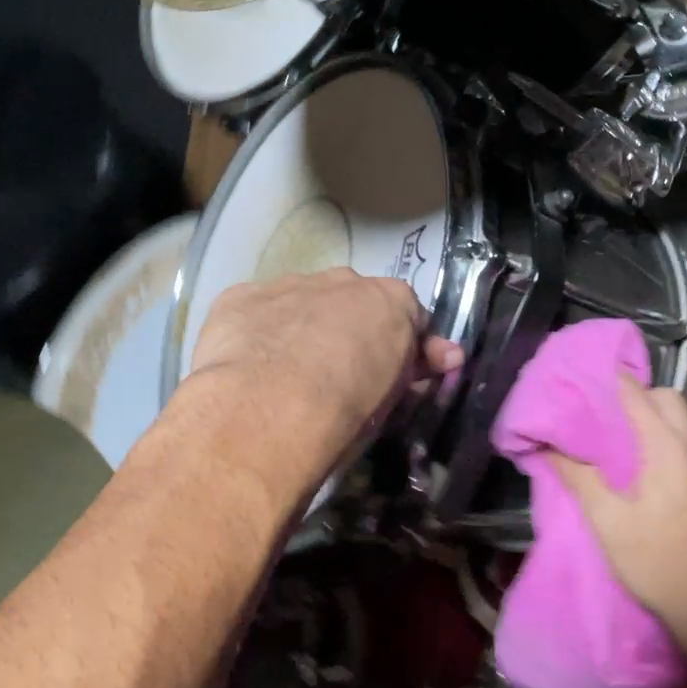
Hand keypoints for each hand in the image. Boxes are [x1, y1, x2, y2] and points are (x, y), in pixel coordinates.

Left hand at [178, 269, 461, 494]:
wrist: (270, 408)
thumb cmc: (350, 406)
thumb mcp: (398, 393)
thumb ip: (418, 366)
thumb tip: (447, 356)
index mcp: (392, 299)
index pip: (410, 316)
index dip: (408, 346)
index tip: (405, 375)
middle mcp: (344, 279)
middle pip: (355, 302)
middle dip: (354, 330)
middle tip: (345, 375)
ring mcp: (290, 284)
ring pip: (303, 302)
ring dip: (304, 327)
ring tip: (289, 374)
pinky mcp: (239, 296)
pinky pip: (257, 311)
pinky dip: (258, 331)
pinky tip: (251, 365)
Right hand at [548, 377, 686, 662]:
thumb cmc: (655, 562)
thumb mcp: (607, 522)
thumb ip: (579, 478)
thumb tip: (549, 447)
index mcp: (667, 448)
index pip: (637, 393)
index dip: (608, 381)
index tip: (580, 380)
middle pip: (666, 398)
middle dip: (635, 396)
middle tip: (599, 414)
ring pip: (680, 421)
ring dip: (651, 418)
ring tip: (614, 437)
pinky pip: (686, 444)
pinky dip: (664, 439)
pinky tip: (640, 466)